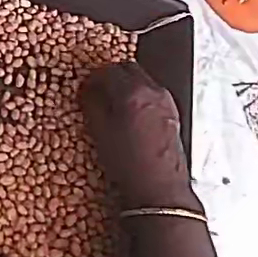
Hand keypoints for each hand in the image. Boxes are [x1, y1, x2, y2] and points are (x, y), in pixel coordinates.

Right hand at [83, 61, 196, 209]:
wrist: (159, 188)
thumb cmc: (129, 164)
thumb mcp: (100, 133)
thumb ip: (92, 105)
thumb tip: (87, 92)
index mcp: (132, 94)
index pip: (108, 71)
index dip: (92, 77)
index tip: (85, 87)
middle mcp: (153, 92)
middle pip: (128, 68)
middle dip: (110, 75)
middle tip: (96, 89)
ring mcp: (166, 101)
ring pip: (142, 78)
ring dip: (126, 83)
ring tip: (111, 102)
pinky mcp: (173, 112)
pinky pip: (152, 92)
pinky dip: (138, 94)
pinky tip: (128, 113)